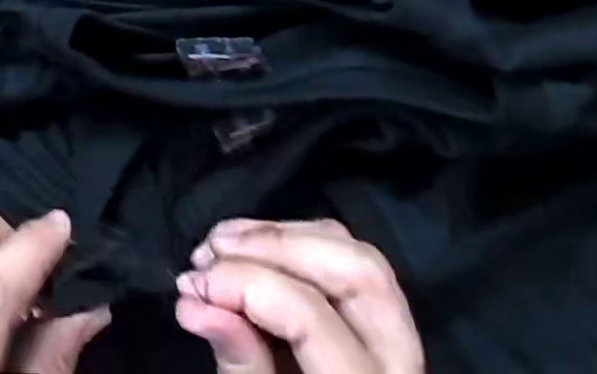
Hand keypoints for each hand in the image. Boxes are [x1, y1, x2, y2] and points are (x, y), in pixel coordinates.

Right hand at [175, 219, 423, 373]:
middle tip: (212, 251)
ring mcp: (400, 339)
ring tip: (219, 247)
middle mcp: (403, 364)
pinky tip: (244, 251)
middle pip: (356, 269)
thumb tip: (192, 302)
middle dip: (273, 244)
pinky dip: (285, 239)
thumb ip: (238, 365)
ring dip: (275, 235)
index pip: (312, 316)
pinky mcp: (379, 321)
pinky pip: (339, 253)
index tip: (193, 285)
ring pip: (350, 250)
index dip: (245, 285)